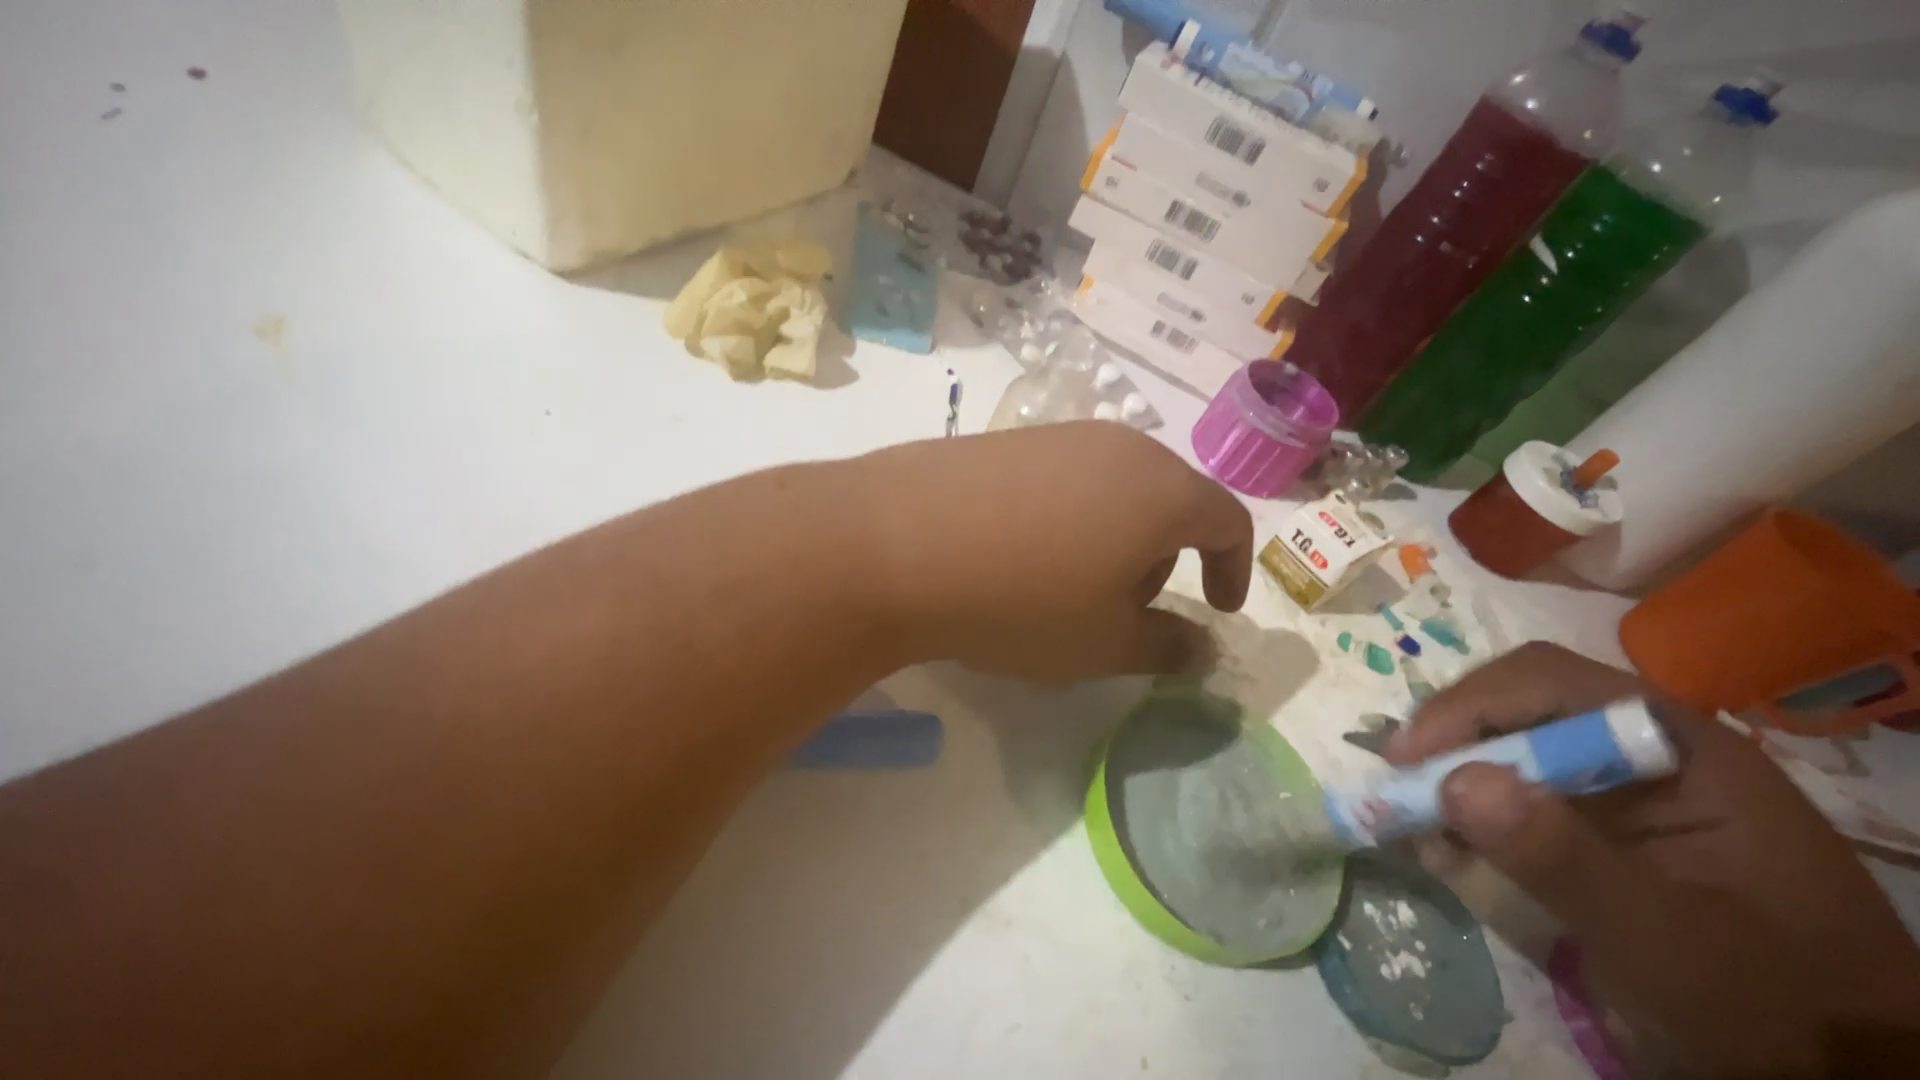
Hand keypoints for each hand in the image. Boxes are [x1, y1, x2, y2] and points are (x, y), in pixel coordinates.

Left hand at [847, 422, 1252, 683]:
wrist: (892, 545)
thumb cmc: (1021, 601)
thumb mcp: (1104, 644)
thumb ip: (1166, 647)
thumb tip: (1200, 646)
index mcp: (1162, 491)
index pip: (1228, 521)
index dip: (1233, 569)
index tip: (1217, 608)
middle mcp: (1119, 448)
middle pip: (1168, 501)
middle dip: (1164, 559)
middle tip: (1127, 609)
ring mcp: (1057, 436)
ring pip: (1112, 489)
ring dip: (1112, 539)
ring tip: (1065, 588)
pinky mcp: (1004, 439)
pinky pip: (1060, 479)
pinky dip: (1065, 519)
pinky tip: (1015, 556)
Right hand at [1386, 642, 1919, 1075]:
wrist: (1849, 1075)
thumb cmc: (1773, 1002)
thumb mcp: (1666, 939)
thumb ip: (1564, 858)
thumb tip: (1454, 780)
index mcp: (1682, 748)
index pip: (1551, 683)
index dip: (1469, 706)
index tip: (1407, 758)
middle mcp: (1649, 750)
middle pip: (1525, 705)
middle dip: (1453, 737)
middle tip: (1399, 785)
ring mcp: (1629, 790)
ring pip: (1516, 746)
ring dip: (1456, 774)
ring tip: (1412, 818)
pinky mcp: (1609, 830)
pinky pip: (1524, 796)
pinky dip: (1475, 812)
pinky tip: (1448, 844)